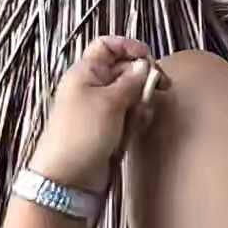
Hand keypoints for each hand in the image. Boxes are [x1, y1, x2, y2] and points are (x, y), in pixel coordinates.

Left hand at [30, 36, 152, 191]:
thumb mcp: (110, 101)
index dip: (128, 47)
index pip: (107, 46)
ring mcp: (102, 109)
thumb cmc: (83, 134)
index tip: (148, 59)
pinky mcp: (109, 128)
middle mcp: (93, 87)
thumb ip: (132, 80)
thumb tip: (145, 66)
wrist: (68, 181)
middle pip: (125, 69)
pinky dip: (137, 119)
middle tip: (159, 89)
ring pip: (131, 93)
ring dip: (141, 102)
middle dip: (143, 78)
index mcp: (86, 73)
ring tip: (141, 116)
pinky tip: (137, 129)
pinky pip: (130, 114)